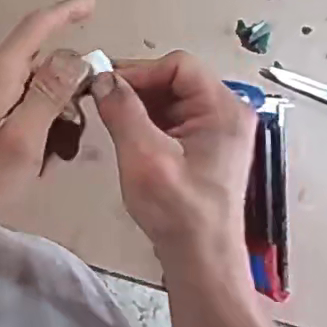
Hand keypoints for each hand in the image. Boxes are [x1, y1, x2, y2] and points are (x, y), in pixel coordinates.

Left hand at [0, 0, 96, 229]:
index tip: (92, 4)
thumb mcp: (22, 138)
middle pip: (42, 62)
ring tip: (55, 155)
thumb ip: (49, 95)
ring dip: (54, 115)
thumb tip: (76, 57)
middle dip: (68, 88)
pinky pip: (23, 109)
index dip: (66, 12)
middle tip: (78, 129)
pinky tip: (39, 160)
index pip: (37, 26)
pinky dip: (39, 127)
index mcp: (1, 72)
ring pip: (35, 89)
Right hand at [92, 51, 254, 265]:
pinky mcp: (203, 145)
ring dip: (137, 103)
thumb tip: (100, 78)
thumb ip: (122, 111)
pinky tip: (125, 132)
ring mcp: (216, 130)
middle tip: (100, 99)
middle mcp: (225, 112)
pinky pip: (170, 117)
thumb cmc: (178, 212)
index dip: (139, 71)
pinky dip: (145, 119)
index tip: (105, 86)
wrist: (200, 260)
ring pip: (169, 96)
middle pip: (174, 78)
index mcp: (223, 109)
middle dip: (136, 87)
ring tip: (109, 117)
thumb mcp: (144, 156)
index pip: (178, 65)